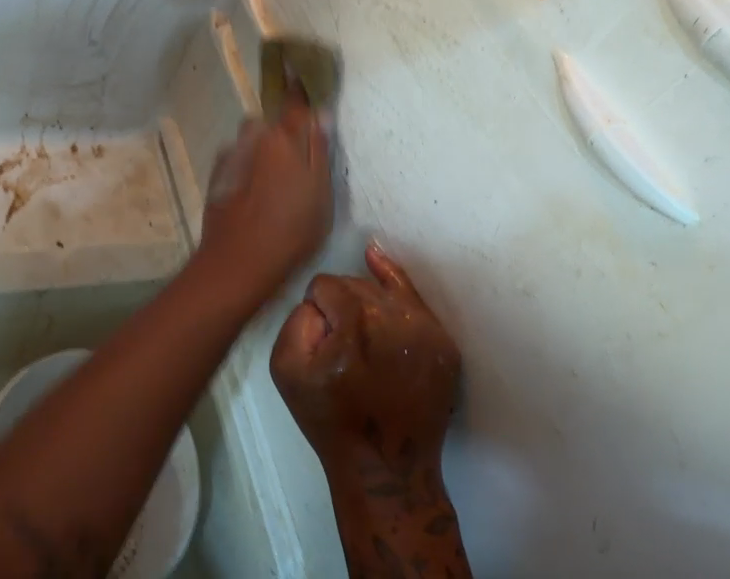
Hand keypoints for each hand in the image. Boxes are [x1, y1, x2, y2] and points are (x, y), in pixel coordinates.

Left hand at [193, 93, 331, 302]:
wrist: (238, 259)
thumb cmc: (291, 229)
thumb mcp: (320, 193)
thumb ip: (320, 149)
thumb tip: (321, 113)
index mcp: (283, 136)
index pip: (294, 100)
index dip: (299, 85)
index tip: (299, 68)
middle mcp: (253, 136)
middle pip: (270, 121)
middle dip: (281, 130)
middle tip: (296, 161)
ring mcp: (231, 153)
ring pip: (252, 140)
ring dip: (262, 150)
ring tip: (274, 184)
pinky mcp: (217, 172)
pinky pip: (239, 158)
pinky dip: (248, 166)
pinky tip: (254, 194)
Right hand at [269, 243, 461, 472]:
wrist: (386, 466)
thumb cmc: (330, 417)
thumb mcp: (285, 368)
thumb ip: (297, 318)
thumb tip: (318, 302)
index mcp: (355, 322)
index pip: (325, 284)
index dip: (315, 308)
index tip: (319, 341)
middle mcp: (395, 317)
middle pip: (355, 282)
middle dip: (341, 303)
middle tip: (337, 344)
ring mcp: (426, 331)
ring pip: (384, 288)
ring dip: (366, 302)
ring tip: (359, 337)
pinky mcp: (444, 345)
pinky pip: (413, 300)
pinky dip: (395, 285)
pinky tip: (376, 263)